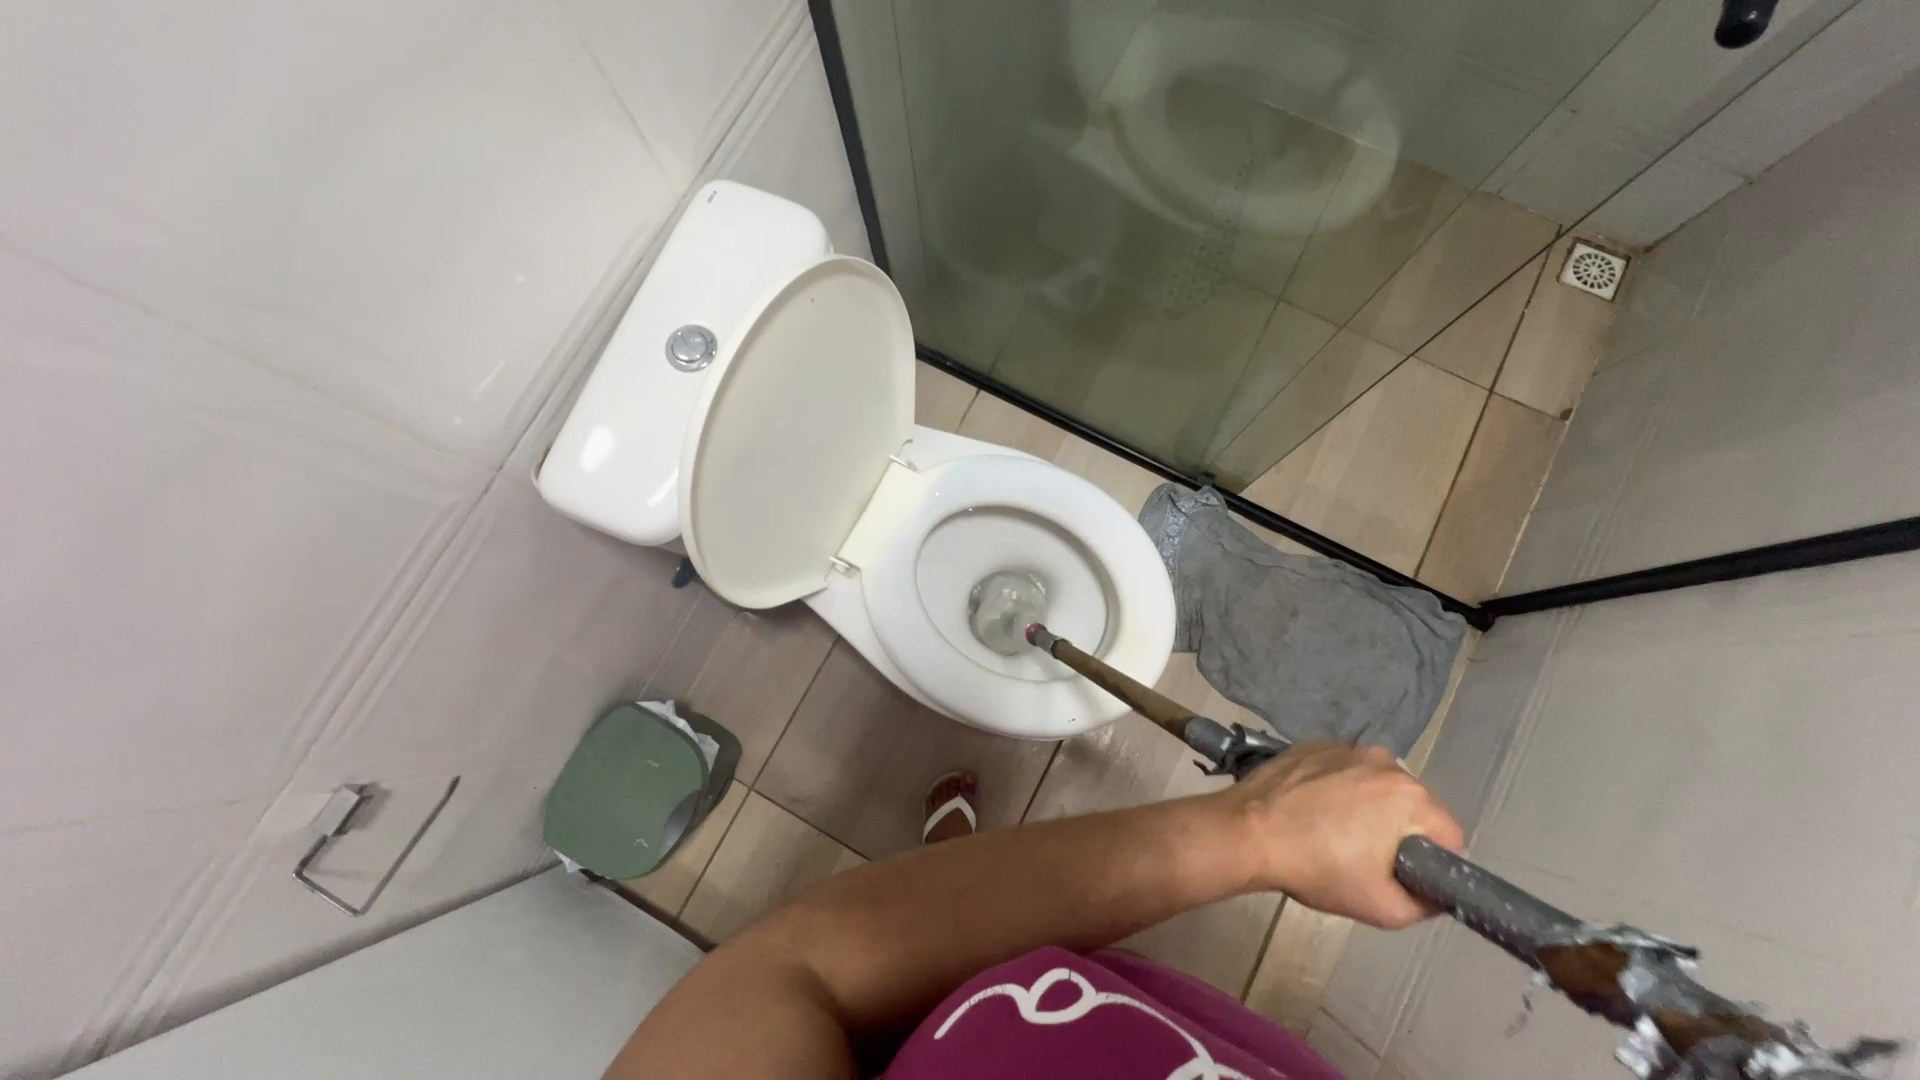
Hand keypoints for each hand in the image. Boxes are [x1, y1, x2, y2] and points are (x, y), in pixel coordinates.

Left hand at [1218, 742, 1464, 928]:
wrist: (1247, 831)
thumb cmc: (1317, 867)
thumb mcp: (1384, 909)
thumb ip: (1426, 904)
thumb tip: (1436, 892)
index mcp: (1410, 795)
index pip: (1448, 835)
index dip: (1432, 861)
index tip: (1400, 873)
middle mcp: (1384, 760)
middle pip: (1412, 805)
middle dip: (1397, 831)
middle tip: (1362, 856)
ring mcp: (1346, 747)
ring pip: (1375, 785)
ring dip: (1366, 806)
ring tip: (1331, 831)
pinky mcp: (1313, 744)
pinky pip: (1342, 770)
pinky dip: (1335, 787)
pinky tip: (1310, 808)